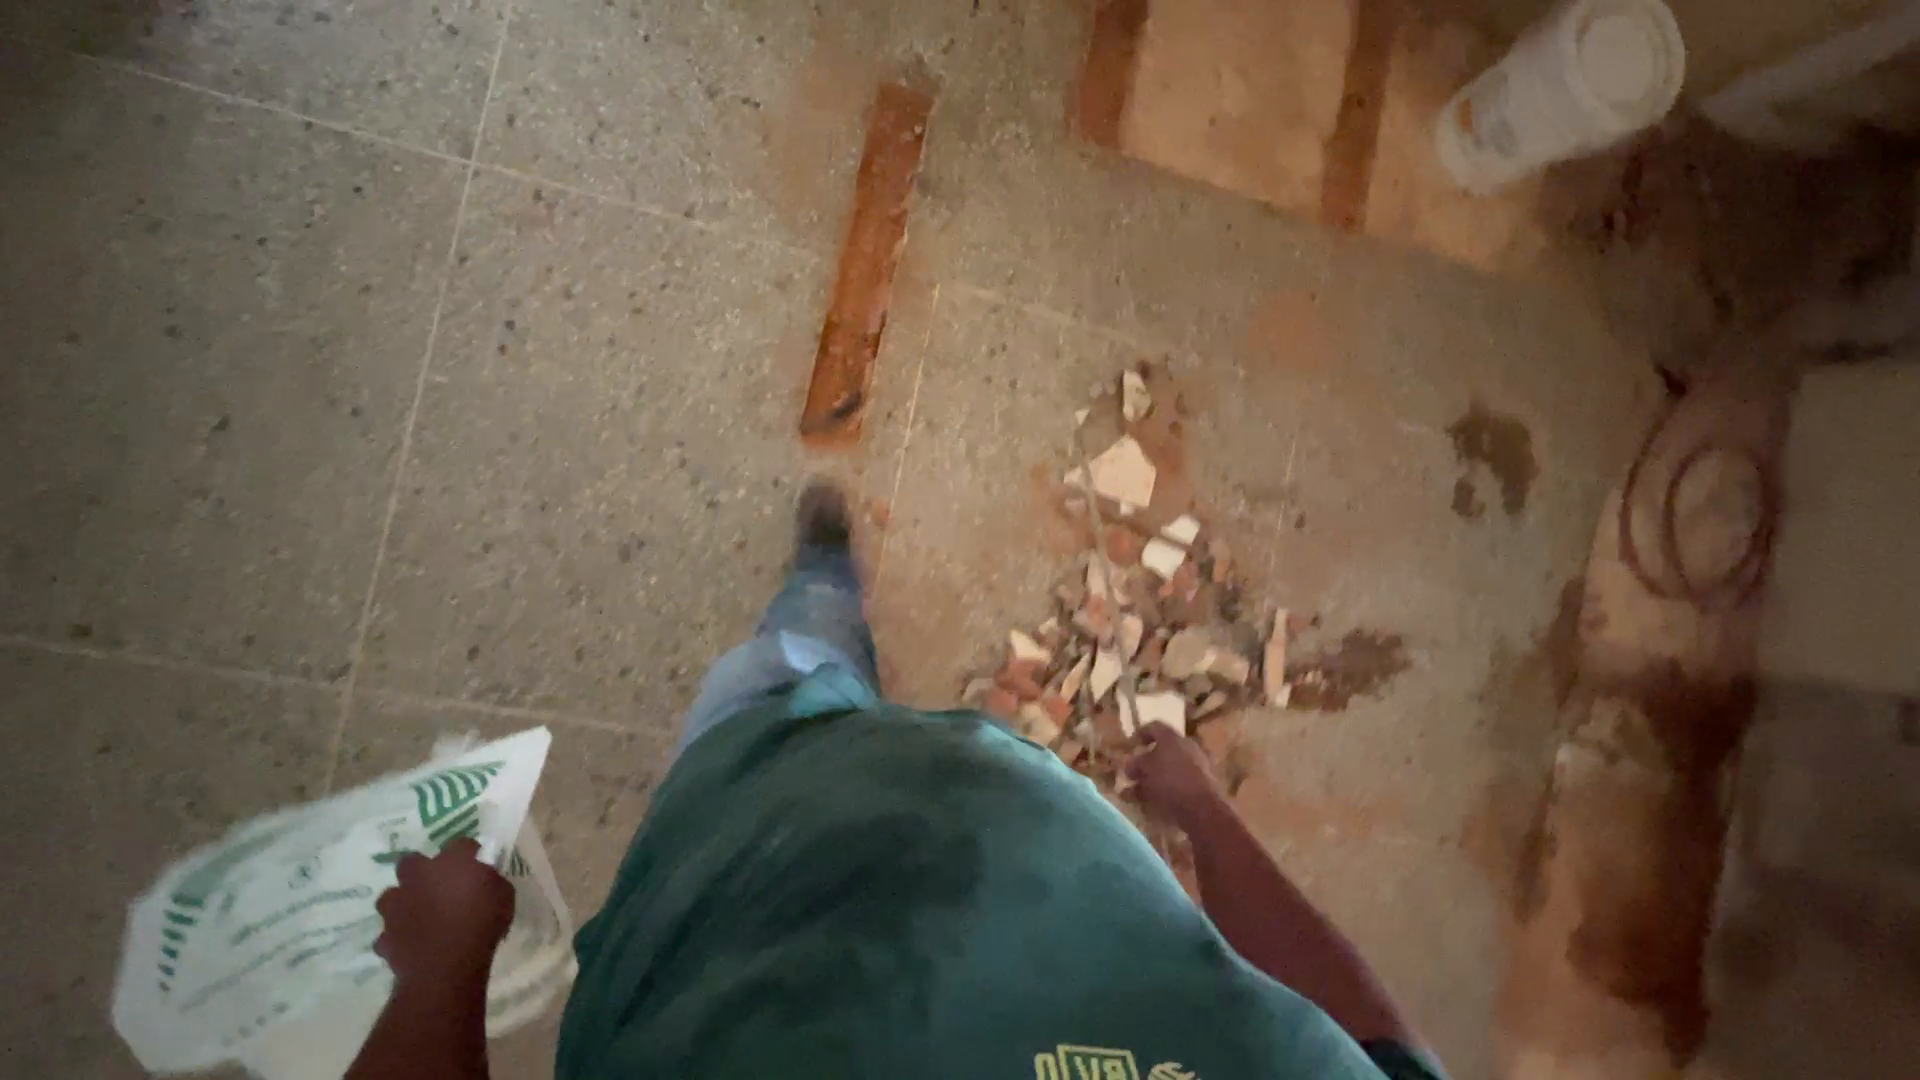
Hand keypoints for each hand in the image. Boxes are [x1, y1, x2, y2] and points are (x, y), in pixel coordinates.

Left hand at [374, 838, 514, 988]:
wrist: (447, 966)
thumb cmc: (483, 923)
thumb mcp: (504, 895)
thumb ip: (490, 881)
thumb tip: (484, 878)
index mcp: (451, 862)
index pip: (461, 844)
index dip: (469, 853)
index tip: (477, 863)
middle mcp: (419, 878)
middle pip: (411, 862)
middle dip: (420, 869)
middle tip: (438, 883)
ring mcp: (397, 908)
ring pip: (391, 896)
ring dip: (403, 901)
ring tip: (420, 912)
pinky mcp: (385, 936)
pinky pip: (389, 932)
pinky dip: (398, 934)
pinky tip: (413, 941)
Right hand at [1125, 721, 1227, 829]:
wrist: (1202, 808)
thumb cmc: (1169, 781)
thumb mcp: (1144, 770)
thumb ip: (1135, 764)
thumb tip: (1130, 763)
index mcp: (1172, 737)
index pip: (1153, 727)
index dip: (1141, 734)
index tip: (1132, 745)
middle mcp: (1187, 745)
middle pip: (1163, 748)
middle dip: (1148, 760)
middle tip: (1135, 772)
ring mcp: (1198, 764)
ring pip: (1172, 766)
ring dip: (1156, 776)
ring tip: (1141, 791)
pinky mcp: (1204, 782)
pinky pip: (1181, 780)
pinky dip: (1168, 787)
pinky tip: (1157, 800)